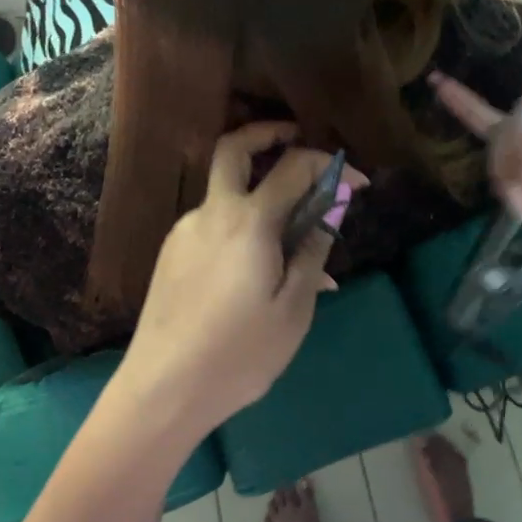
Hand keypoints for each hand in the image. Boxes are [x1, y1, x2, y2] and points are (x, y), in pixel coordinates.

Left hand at [118, 123, 364, 434]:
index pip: (294, 168)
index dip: (330, 165)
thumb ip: (312, 252)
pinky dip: (242, 225)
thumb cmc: (239, 354)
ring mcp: (186, 230)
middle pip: (234, 148)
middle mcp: (212, 213)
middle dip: (268, 134)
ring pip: (225, 190)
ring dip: (258, 191)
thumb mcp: (292, 309)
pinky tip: (261, 268)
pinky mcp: (172, 253)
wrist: (163, 387)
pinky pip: (214, 224)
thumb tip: (329, 212)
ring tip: (293, 237)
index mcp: (248, 221)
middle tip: (297, 140)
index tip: (357, 181)